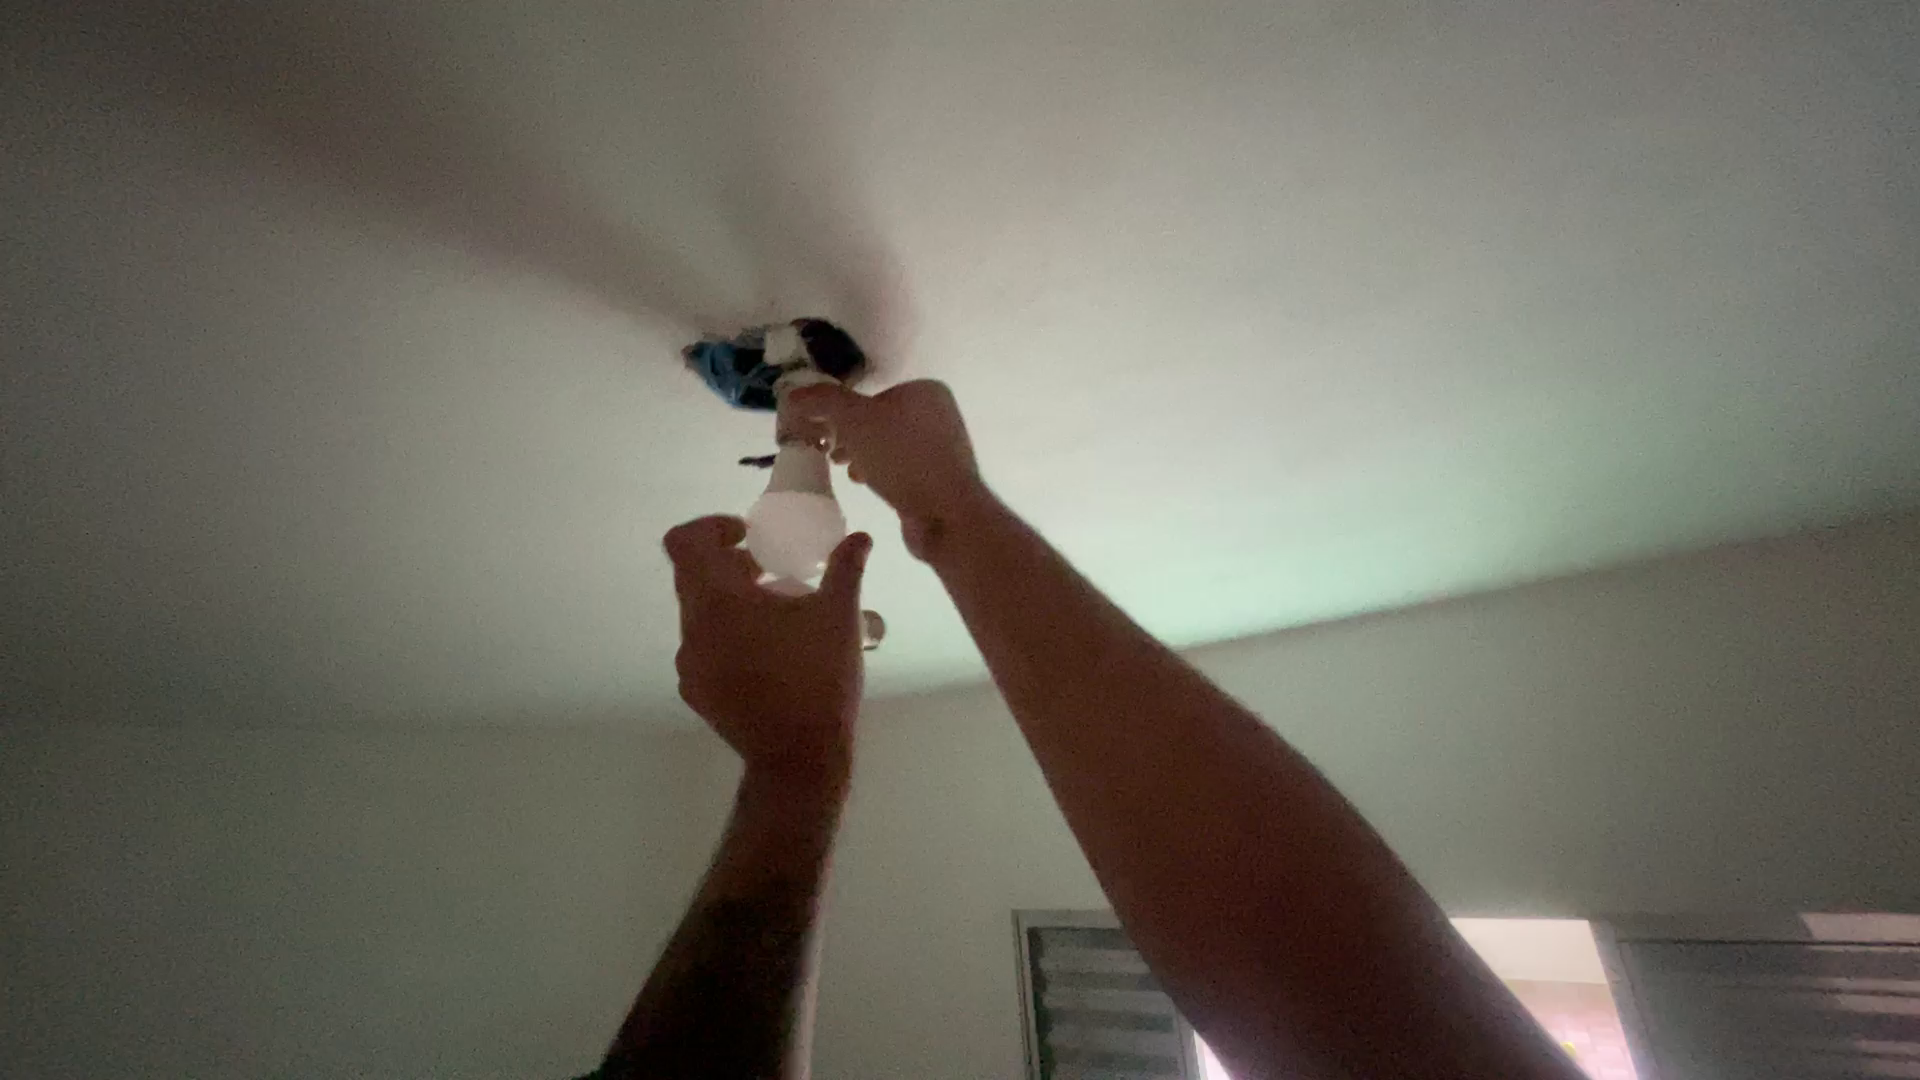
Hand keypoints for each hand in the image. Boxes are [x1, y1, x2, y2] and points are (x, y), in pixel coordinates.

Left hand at [664, 516, 871, 780]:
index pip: (684, 542)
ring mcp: (689, 664)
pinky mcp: (696, 692)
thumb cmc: (818, 678)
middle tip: (773, 572)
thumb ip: (846, 568)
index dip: (712, 527)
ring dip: (732, 602)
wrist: (799, 757)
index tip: (748, 536)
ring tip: (778, 616)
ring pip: (700, 614)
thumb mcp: (840, 616)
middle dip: (732, 565)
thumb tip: (861, 537)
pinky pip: (705, 647)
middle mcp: (692, 628)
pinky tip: (769, 654)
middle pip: (694, 576)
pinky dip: (729, 635)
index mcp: (718, 601)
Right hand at [787, 379, 995, 560]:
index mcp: (926, 392)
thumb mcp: (854, 420)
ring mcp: (943, 449)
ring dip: (864, 456)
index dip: (843, 411)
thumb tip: (794, 394)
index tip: (823, 431)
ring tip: (845, 470)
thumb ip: (823, 401)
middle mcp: (940, 416)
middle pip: (881, 421)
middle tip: (830, 452)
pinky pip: (902, 469)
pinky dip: (882, 474)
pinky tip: (867, 486)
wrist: (945, 513)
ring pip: (890, 447)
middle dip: (851, 436)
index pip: (873, 394)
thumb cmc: (902, 457)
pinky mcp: (941, 479)